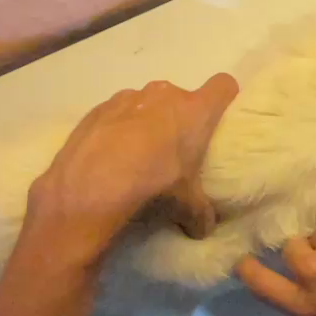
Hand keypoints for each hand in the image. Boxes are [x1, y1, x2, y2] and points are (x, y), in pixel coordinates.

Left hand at [23, 74, 238, 267]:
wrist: (92, 183)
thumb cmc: (154, 182)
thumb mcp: (185, 204)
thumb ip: (200, 213)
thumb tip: (203, 229)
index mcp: (196, 111)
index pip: (223, 85)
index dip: (224, 98)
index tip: (217, 118)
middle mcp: (165, 94)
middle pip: (181, 97)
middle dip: (180, 118)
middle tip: (173, 148)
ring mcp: (129, 97)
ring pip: (148, 103)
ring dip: (148, 121)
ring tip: (137, 153)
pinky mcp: (99, 107)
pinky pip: (118, 112)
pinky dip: (118, 127)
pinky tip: (111, 153)